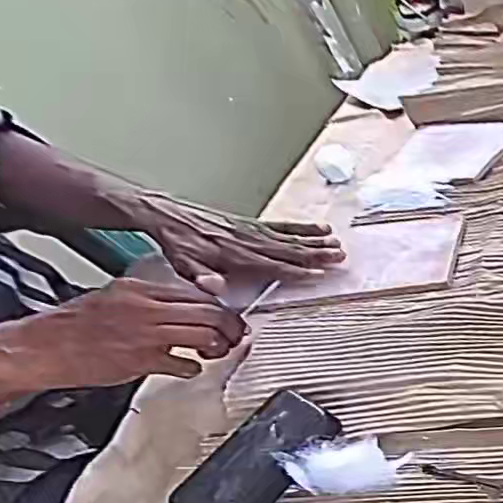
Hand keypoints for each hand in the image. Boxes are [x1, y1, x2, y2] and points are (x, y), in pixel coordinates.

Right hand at [0, 278, 246, 391]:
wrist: (32, 349)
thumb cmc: (73, 327)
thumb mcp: (115, 300)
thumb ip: (155, 302)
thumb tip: (197, 308)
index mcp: (137, 290)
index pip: (200, 294)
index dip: (223, 310)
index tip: (229, 320)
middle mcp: (144, 308)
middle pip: (212, 313)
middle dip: (232, 328)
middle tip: (233, 338)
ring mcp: (144, 333)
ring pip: (207, 335)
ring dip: (220, 347)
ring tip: (212, 352)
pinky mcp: (142, 359)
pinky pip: (187, 364)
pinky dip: (193, 368)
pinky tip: (186, 367)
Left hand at [127, 192, 343, 294]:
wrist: (163, 214)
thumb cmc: (176, 243)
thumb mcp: (181, 263)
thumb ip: (200, 276)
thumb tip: (215, 288)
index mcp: (236, 255)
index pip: (274, 265)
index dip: (297, 270)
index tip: (319, 273)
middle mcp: (249, 242)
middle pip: (290, 250)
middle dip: (316, 254)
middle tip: (339, 256)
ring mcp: (253, 230)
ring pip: (291, 238)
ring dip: (316, 241)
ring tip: (338, 244)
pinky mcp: (253, 223)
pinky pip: (284, 226)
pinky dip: (304, 227)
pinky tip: (321, 228)